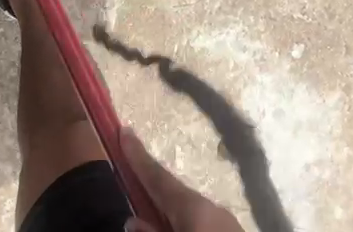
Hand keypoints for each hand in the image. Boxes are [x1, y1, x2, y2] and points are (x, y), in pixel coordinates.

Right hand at [121, 129, 242, 231]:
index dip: (137, 156)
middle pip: (174, 193)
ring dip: (168, 209)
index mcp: (194, 208)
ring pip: (190, 211)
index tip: (123, 130)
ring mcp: (228, 223)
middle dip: (152, 183)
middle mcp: (213, 209)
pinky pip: (203, 224)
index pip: (158, 177)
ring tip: (150, 205)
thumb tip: (132, 222)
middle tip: (131, 167)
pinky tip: (177, 227)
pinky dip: (185, 223)